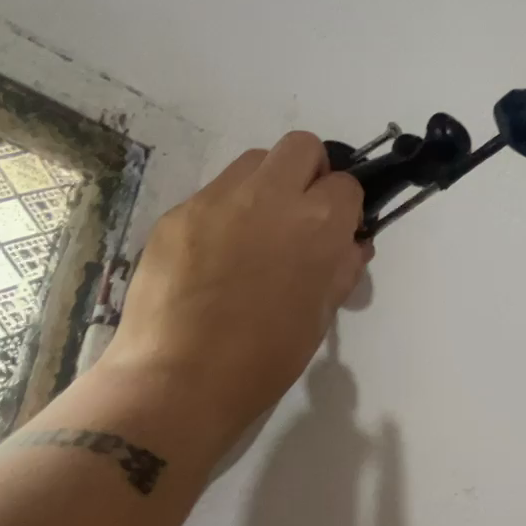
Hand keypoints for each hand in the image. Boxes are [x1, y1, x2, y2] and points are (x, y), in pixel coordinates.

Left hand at [97, 132, 368, 448]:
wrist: (181, 377)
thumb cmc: (266, 356)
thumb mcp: (321, 315)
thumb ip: (340, 268)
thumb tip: (348, 245)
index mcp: (317, 224)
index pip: (346, 184)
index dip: (345, 208)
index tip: (337, 233)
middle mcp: (270, 197)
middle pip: (302, 147)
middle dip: (310, 173)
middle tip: (301, 216)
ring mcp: (217, 200)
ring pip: (253, 161)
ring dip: (266, 185)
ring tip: (256, 233)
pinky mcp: (177, 213)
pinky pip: (213, 195)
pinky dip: (225, 213)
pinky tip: (214, 258)